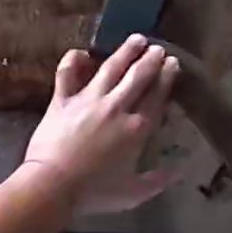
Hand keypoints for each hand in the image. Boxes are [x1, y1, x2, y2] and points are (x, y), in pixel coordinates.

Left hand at [20, 36, 179, 214]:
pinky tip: (80, 52)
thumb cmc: (93, 193)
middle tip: (157, 48)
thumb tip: (178, 172)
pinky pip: (67, 74)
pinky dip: (73, 61)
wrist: (53, 185)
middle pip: (138, 77)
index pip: (157, 96)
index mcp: (137, 129)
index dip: (167, 78)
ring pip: (110, 68)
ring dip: (124, 52)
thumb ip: (156, 181)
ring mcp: (88, 101)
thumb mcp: (132, 194)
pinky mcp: (61, 101)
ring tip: (135, 39)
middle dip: (150, 59)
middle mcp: (116, 108)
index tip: (172, 64)